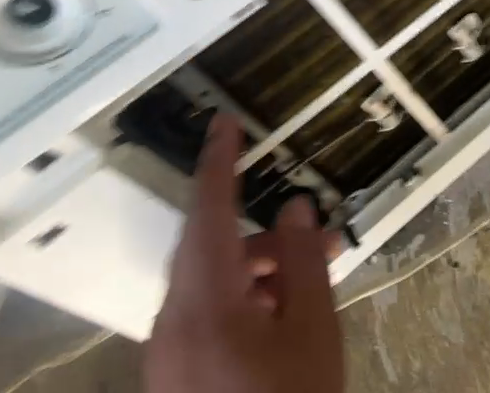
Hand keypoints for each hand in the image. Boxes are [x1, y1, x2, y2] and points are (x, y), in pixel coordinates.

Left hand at [144, 114, 344, 392]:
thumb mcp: (312, 330)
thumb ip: (302, 260)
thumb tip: (295, 209)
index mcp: (202, 305)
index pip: (208, 213)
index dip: (219, 162)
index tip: (225, 122)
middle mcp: (170, 324)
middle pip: (213, 251)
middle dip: (268, 237)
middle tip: (323, 238)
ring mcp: (166, 355)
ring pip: (212, 284)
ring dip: (261, 271)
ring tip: (314, 283)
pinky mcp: (172, 377)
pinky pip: (206, 315)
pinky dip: (244, 300)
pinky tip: (284, 316)